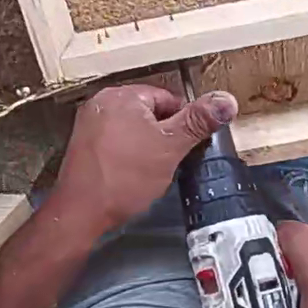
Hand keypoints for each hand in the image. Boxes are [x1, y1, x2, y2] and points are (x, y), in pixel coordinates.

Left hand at [48, 85, 238, 232]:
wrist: (82, 212)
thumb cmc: (123, 178)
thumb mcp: (170, 147)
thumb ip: (198, 121)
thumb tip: (226, 100)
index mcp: (122, 95)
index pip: (168, 98)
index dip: (183, 123)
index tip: (187, 145)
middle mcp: (101, 104)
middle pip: (149, 113)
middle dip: (163, 136)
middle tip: (168, 161)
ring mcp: (88, 125)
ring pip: (132, 130)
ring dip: (146, 147)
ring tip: (148, 171)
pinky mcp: (83, 147)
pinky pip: (115, 143)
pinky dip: (126, 156)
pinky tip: (130, 175)